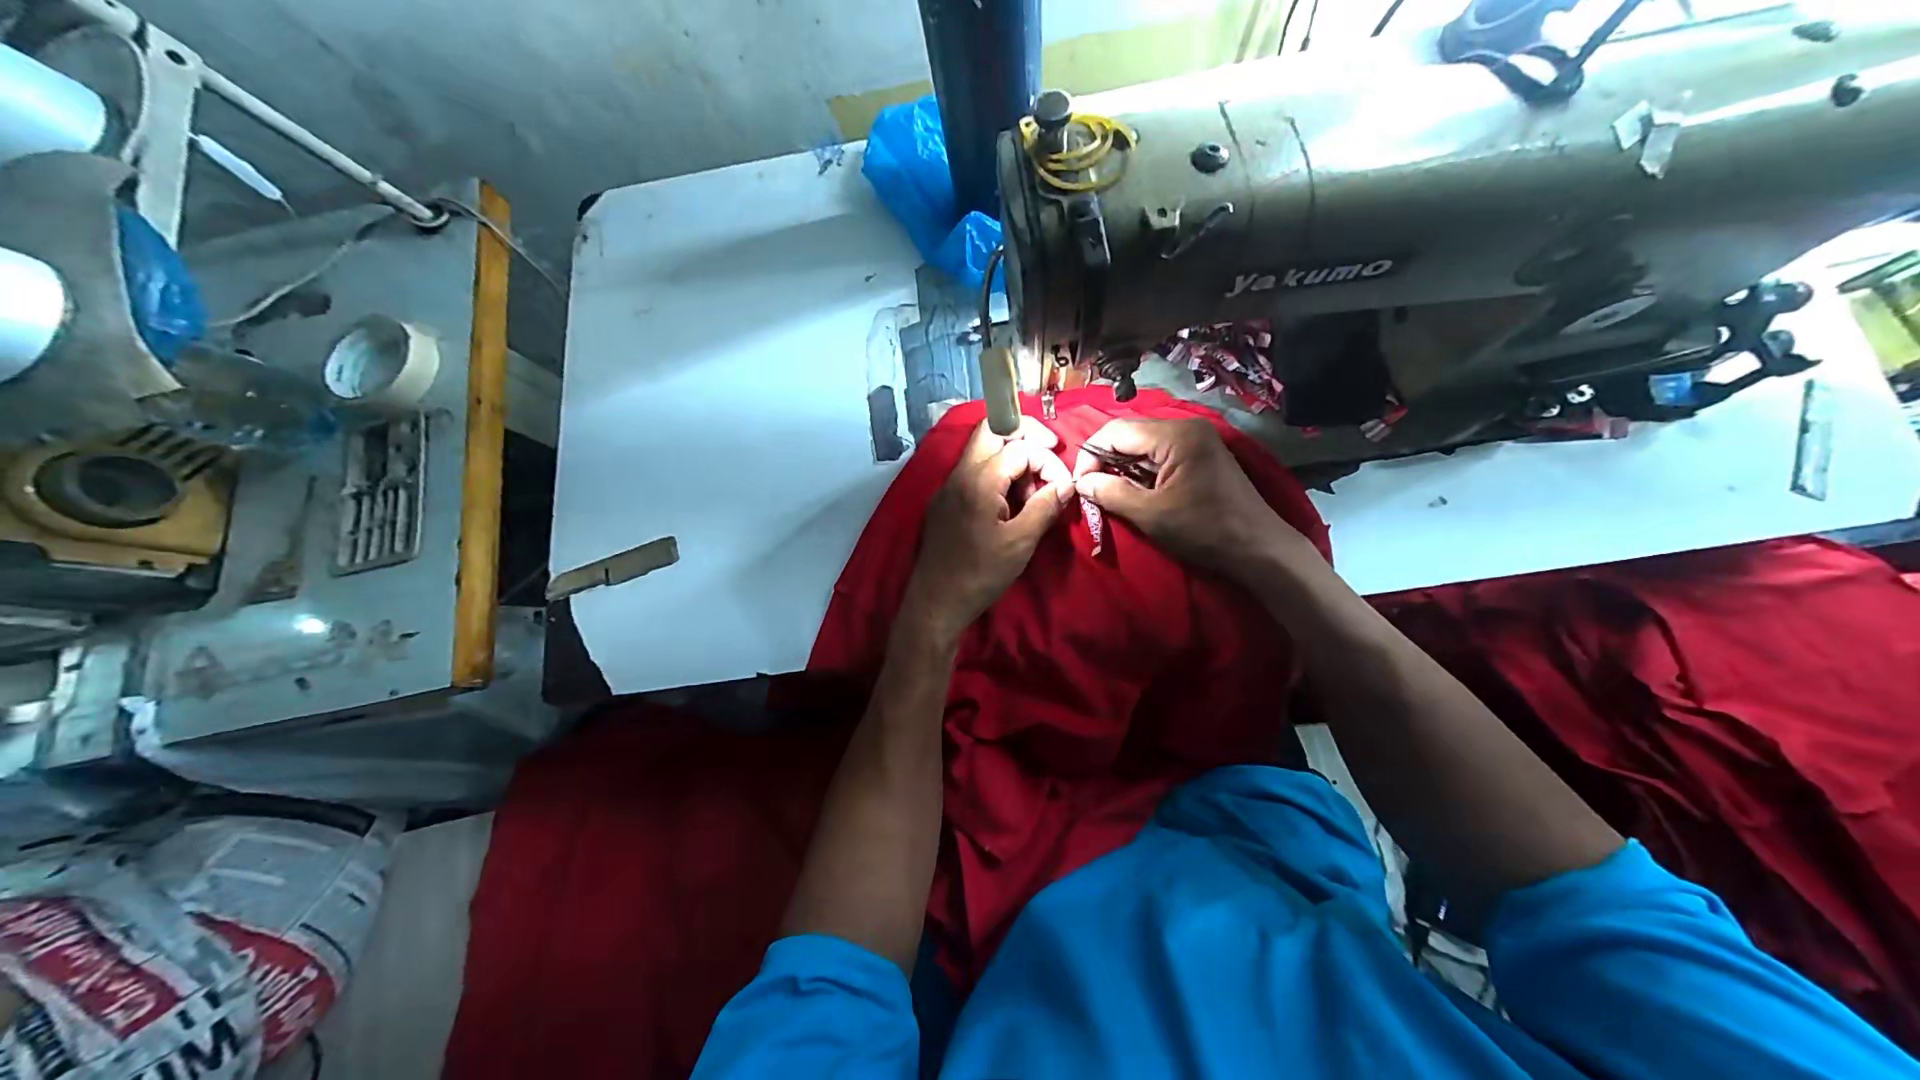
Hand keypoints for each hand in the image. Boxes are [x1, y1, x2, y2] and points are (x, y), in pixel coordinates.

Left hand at [902, 417, 1072, 642]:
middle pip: (992, 432)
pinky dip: (996, 476)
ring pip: (982, 452)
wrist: (935, 602)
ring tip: (1031, 490)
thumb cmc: (980, 574)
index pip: (1019, 446)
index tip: (1061, 486)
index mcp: (978, 480)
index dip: (1046, 460)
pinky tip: (1010, 504)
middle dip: (1025, 438)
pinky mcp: (945, 502)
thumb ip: (1045, 507)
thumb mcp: (1021, 542)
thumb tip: (1067, 484)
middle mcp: (959, 474)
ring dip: (1011, 459)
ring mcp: (948, 487)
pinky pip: (973, 473)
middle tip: (1049, 456)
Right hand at [1072, 418, 1313, 578]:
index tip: (1081, 485)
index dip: (1091, 455)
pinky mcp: (1200, 456)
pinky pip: (1160, 455)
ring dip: (1123, 468)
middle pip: (1129, 434)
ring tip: (1113, 495)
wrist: (1259, 548)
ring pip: (1142, 446)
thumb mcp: (1150, 514)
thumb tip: (1082, 482)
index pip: (1115, 431)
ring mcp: (1196, 440)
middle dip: (1106, 461)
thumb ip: (1111, 493)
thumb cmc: (1204, 530)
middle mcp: (1186, 427)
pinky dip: (1142, 472)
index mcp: (1176, 435)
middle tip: (1094, 491)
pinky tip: (1138, 493)